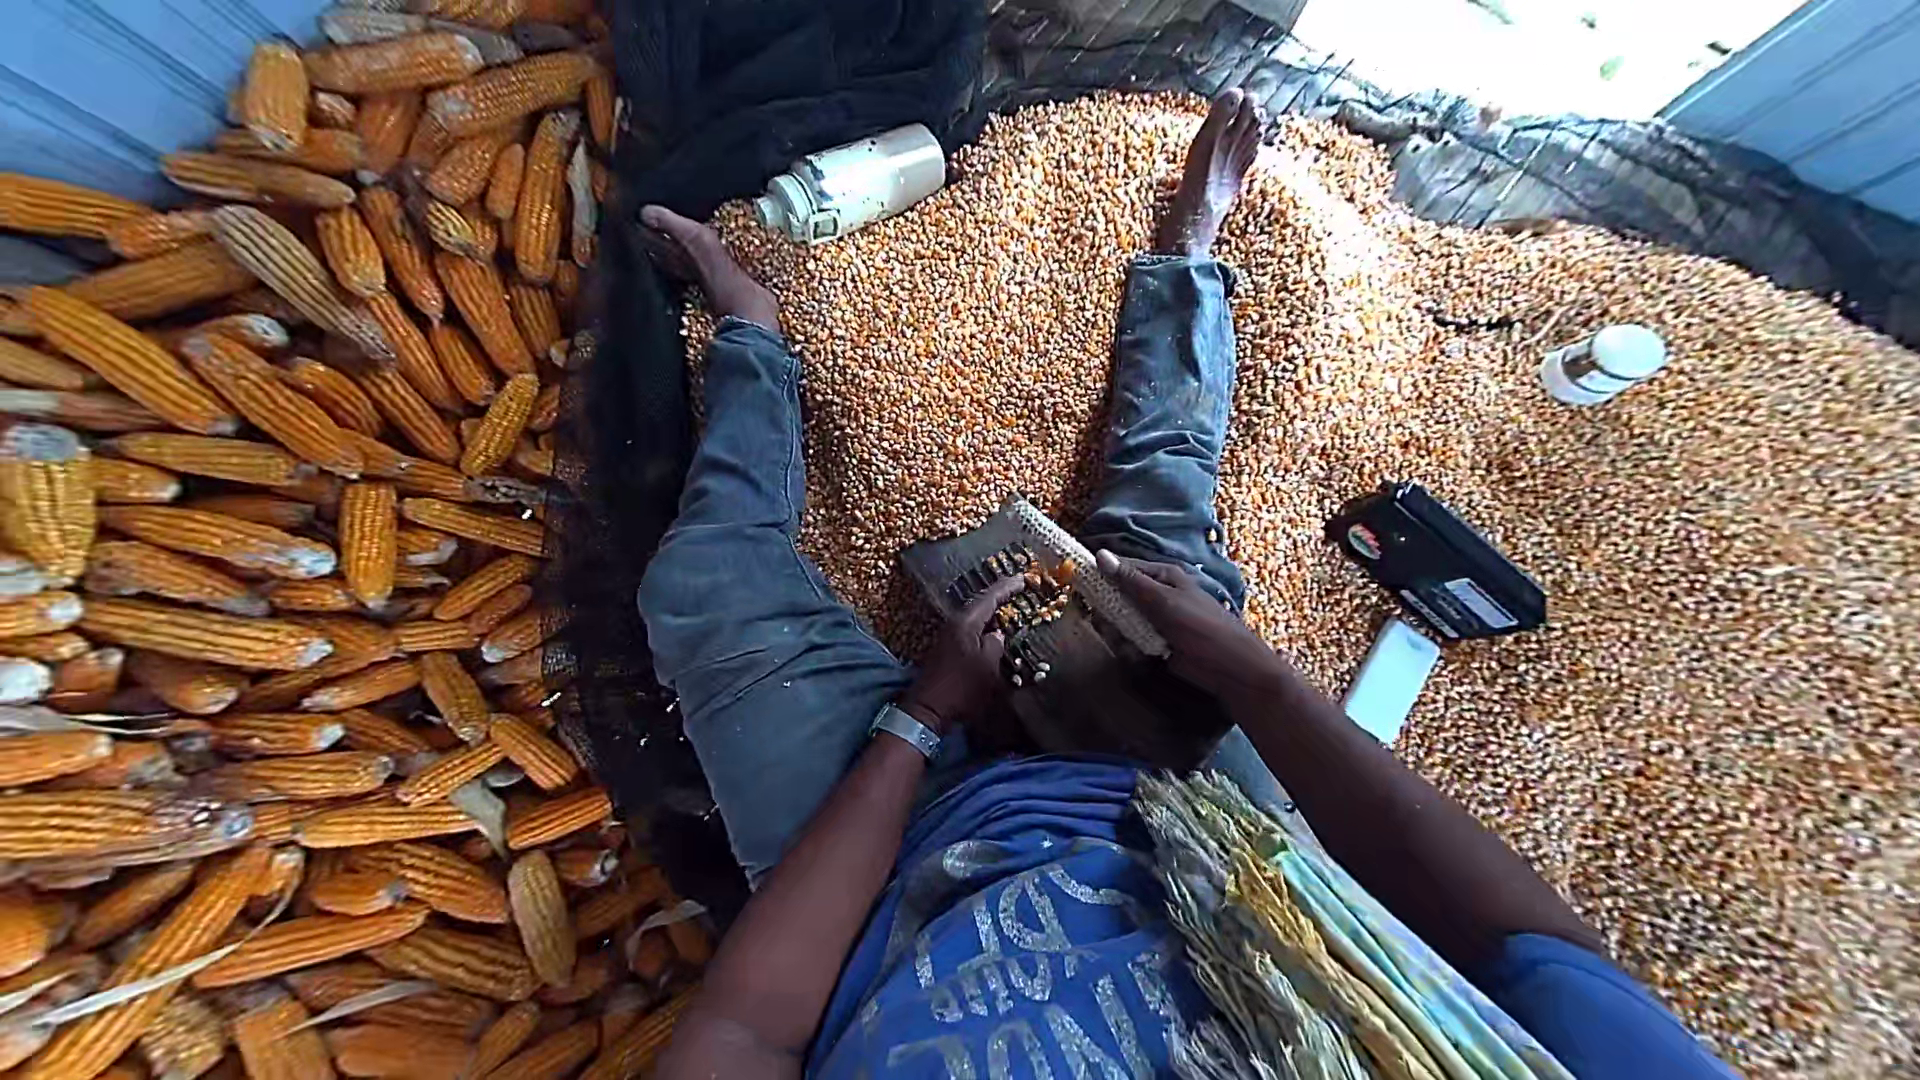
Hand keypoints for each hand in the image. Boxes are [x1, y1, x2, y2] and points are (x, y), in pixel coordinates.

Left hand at [897, 575, 1025, 735]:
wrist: (927, 710)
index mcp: (965, 623)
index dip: (1007, 588)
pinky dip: (985, 627)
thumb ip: (996, 645)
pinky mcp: (947, 650)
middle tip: (1019, 590)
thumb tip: (998, 633)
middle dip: (1000, 597)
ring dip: (992, 613)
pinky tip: (994, 632)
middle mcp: (955, 624)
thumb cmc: (961, 688)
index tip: (1023, 579)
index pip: (989, 597)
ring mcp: (949, 637)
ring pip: (975, 618)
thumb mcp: (987, 667)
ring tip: (1011, 609)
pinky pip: (971, 630)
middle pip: (981, 605)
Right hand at [1096, 549, 1291, 705]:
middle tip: (1104, 621)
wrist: (1229, 668)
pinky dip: (1132, 648)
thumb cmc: (1200, 626)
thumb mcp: (1163, 600)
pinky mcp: (1156, 642)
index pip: (1122, 568)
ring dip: (1121, 633)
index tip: (1080, 583)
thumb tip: (1100, 555)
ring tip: (1130, 643)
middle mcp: (1157, 595)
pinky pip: (1132, 640)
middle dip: (1110, 611)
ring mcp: (1156, 619)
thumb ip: (1130, 580)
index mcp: (1162, 576)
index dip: (1101, 574)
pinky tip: (1141, 656)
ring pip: (1121, 621)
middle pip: (1118, 596)